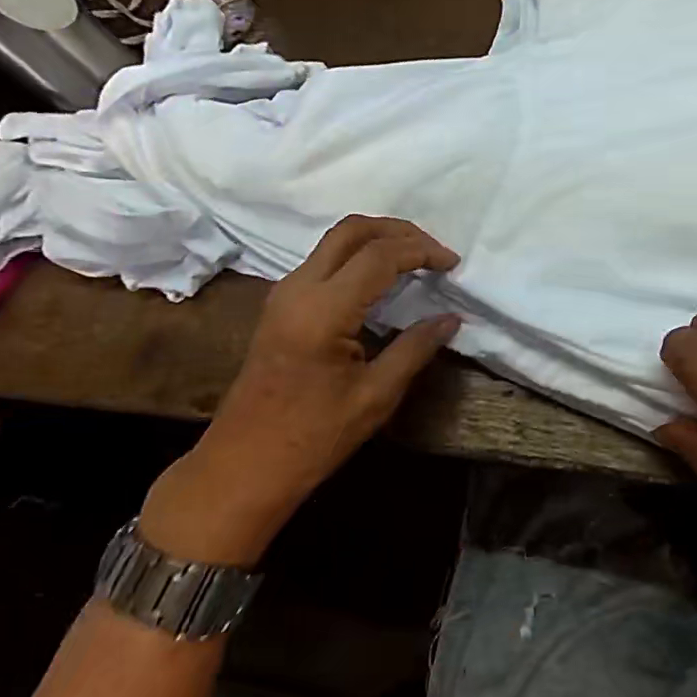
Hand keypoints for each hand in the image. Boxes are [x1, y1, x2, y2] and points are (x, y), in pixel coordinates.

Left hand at [142, 216, 460, 566]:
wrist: (243, 466)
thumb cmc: (313, 437)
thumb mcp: (376, 396)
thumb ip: (416, 348)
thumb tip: (451, 318)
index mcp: (322, 311)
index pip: (379, 256)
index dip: (421, 251)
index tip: (453, 264)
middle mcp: (298, 289)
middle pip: (352, 230)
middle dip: (399, 230)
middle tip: (435, 251)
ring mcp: (284, 294)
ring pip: (336, 240)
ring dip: (378, 239)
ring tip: (417, 259)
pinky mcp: (281, 306)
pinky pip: (325, 260)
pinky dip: (361, 255)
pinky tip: (384, 279)